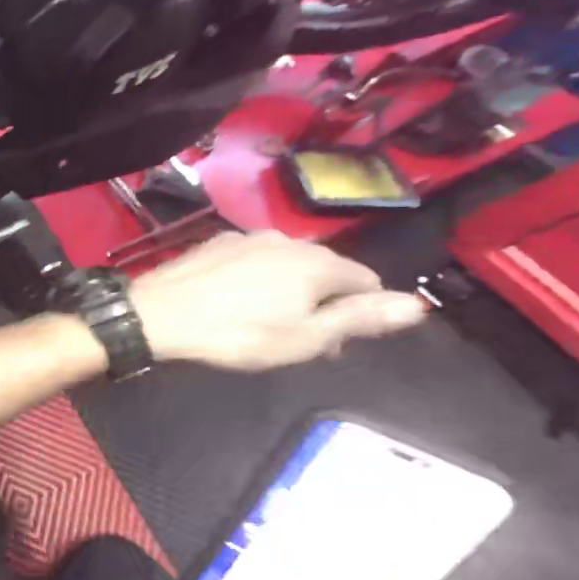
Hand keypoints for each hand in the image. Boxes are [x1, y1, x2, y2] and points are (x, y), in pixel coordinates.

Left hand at [127, 231, 427, 370]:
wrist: (162, 312)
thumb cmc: (240, 333)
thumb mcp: (306, 337)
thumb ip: (360, 318)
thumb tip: (416, 304)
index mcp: (316, 262)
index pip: (365, 280)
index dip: (362, 313)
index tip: (337, 342)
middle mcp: (288, 240)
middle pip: (326, 270)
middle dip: (325, 302)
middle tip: (301, 340)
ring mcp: (249, 237)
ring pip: (289, 263)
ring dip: (292, 290)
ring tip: (269, 325)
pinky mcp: (219, 242)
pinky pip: (256, 260)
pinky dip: (260, 279)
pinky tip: (238, 301)